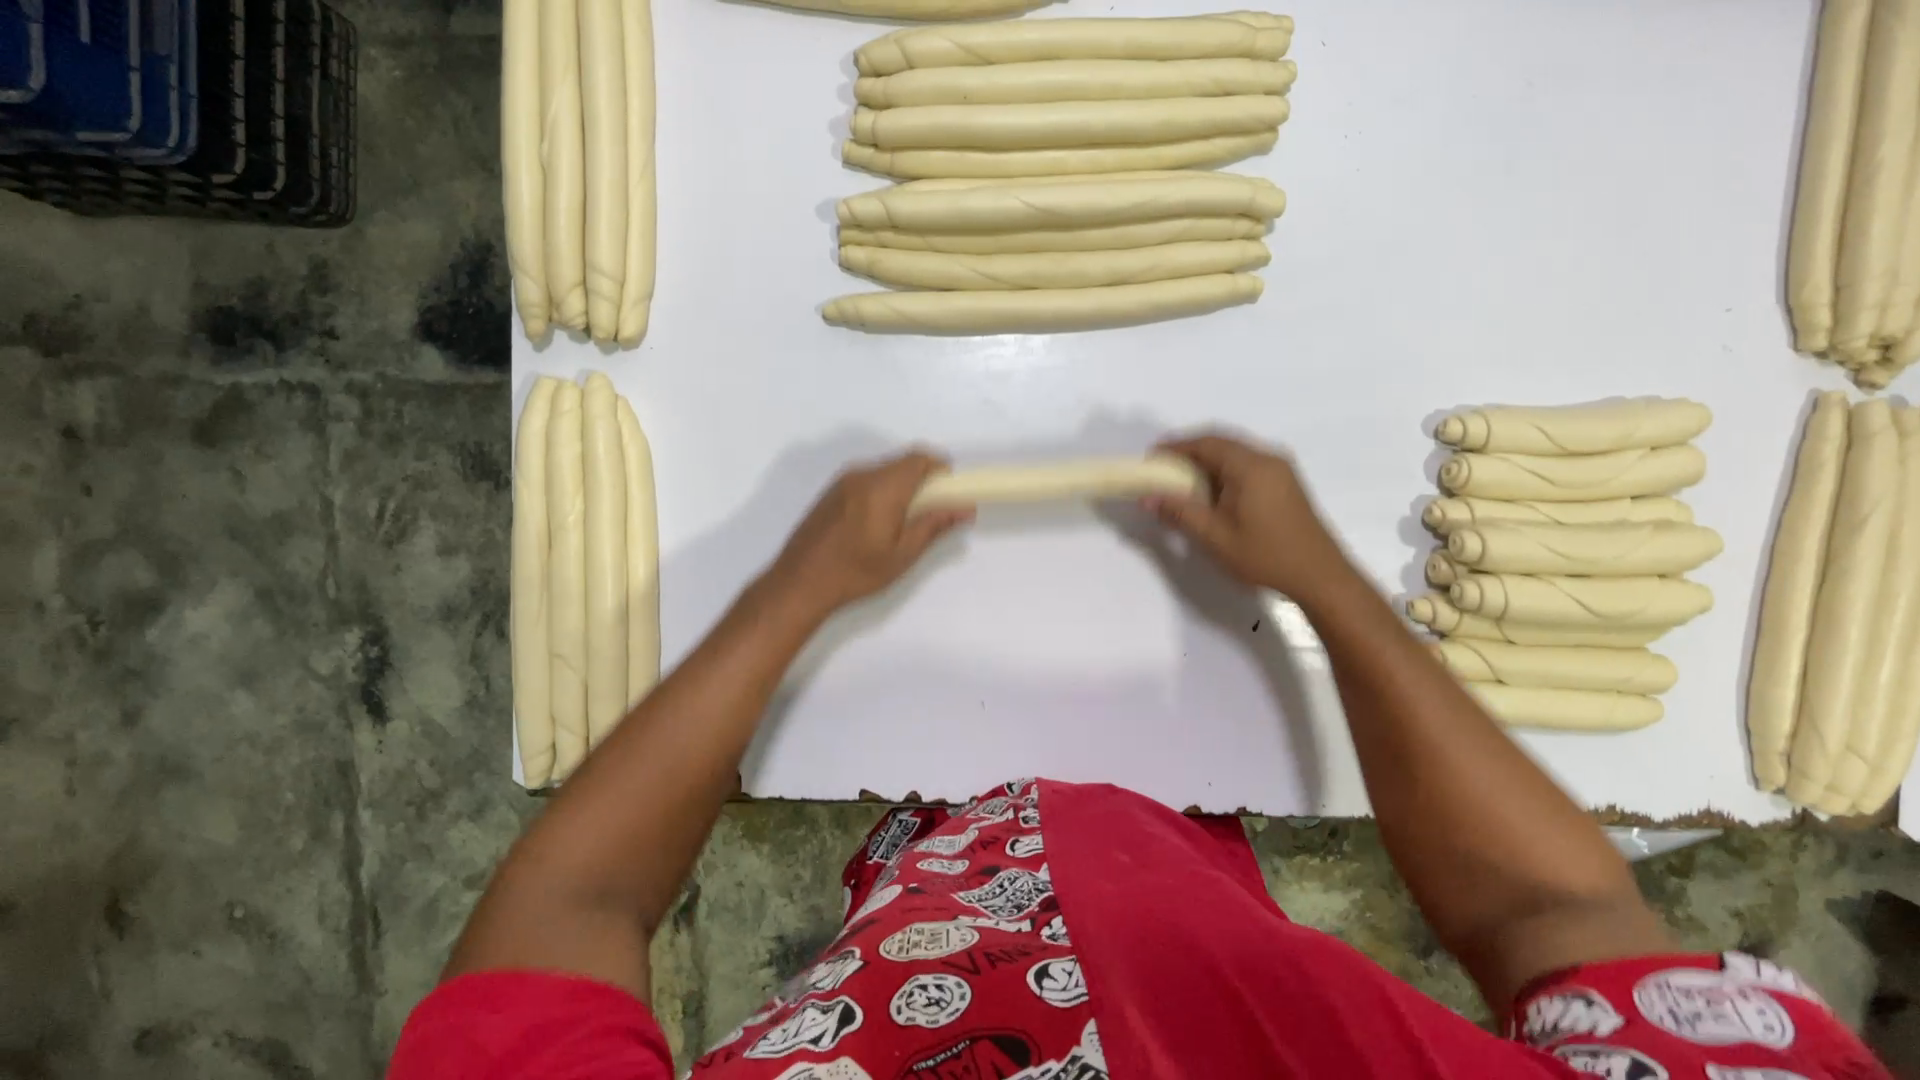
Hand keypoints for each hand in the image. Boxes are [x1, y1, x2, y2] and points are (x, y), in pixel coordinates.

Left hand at [764, 450, 973, 617]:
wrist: (799, 582)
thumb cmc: (856, 572)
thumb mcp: (902, 554)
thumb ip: (933, 525)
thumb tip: (964, 508)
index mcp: (883, 487)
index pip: (920, 458)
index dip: (940, 469)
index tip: (949, 493)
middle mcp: (862, 474)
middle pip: (902, 462)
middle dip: (923, 480)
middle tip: (929, 513)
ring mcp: (842, 481)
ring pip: (884, 470)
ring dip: (901, 486)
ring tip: (901, 524)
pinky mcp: (830, 491)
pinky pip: (866, 479)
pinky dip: (881, 491)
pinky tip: (876, 524)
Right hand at [1148, 433, 1352, 600]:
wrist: (1320, 576)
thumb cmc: (1266, 555)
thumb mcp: (1216, 537)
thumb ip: (1180, 513)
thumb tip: (1148, 498)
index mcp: (1251, 466)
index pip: (1207, 443)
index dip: (1176, 446)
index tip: (1151, 458)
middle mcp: (1268, 458)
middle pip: (1222, 443)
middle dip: (1189, 452)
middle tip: (1162, 469)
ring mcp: (1281, 469)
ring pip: (1235, 454)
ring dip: (1207, 462)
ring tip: (1182, 482)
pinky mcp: (1286, 483)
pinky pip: (1248, 465)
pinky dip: (1224, 471)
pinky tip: (1213, 493)